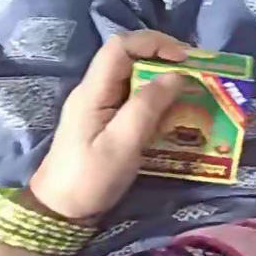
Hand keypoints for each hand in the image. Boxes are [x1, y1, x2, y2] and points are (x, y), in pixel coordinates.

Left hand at [29, 30, 190, 220]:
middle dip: (164, 59)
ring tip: (191, 91)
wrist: (60, 211)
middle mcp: (95, 90)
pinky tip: (174, 112)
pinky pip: (133, 98)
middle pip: (129, 58)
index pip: (121, 46)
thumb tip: (176, 76)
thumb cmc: (90, 178)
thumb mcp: (122, 144)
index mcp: (93, 90)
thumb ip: (148, 106)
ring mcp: (98, 106)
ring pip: (133, 78)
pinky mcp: (105, 121)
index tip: (185, 58)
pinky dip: (156, 98)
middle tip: (196, 73)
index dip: (154, 43)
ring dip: (163, 79)